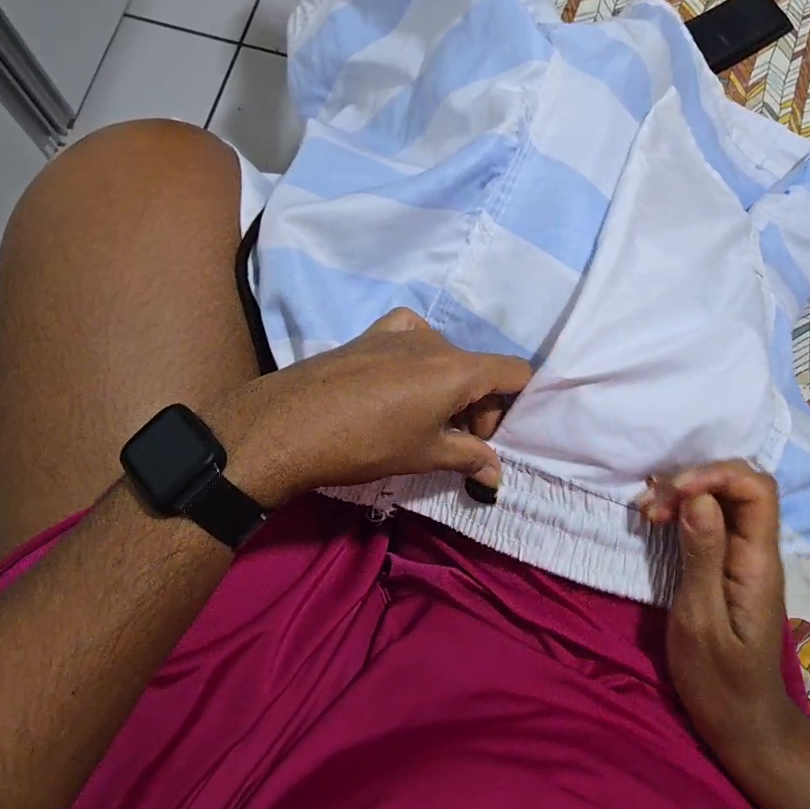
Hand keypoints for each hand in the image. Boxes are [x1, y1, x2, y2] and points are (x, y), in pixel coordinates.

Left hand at [209, 308, 531, 508]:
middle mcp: (438, 342)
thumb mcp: (425, 456)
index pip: (515, 372)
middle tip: (456, 444)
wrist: (290, 425)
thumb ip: (469, 459)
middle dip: (477, 408)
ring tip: (421, 422)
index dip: (519, 402)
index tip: (496, 436)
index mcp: (460, 369)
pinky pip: (411, 336)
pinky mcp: (373, 333)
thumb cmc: (367, 444)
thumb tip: (497, 476)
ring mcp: (403, 333)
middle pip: (479, 370)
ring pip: (445, 358)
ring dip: (446, 389)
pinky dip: (417, 357)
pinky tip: (399, 379)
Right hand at [639, 461, 806, 759]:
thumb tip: (700, 498)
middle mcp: (758, 550)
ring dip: (683, 494)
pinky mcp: (728, 564)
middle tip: (653, 507)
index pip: (757, 490)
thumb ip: (703, 557)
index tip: (674, 493)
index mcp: (759, 561)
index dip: (716, 475)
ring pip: (723, 499)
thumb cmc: (718, 681)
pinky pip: (711, 520)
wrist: (740, 723)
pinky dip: (682, 511)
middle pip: (740, 485)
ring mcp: (744, 556)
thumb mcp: (701, 620)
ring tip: (647, 513)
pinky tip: (656, 521)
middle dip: (694, 481)